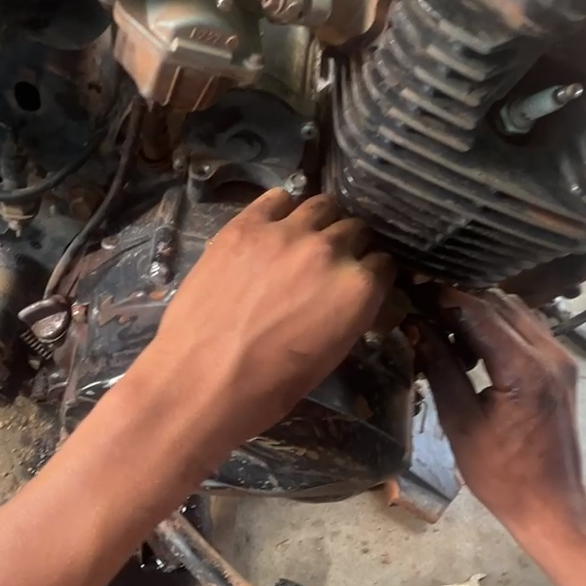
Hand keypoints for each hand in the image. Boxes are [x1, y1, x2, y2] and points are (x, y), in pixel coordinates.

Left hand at [129, 189, 394, 453]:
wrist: (201, 380)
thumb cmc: (268, 387)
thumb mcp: (328, 357)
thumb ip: (349, 316)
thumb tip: (351, 300)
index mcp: (358, 289)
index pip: (384, 264)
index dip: (373, 275)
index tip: (362, 282)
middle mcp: (330, 251)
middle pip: (356, 229)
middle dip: (350, 246)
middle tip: (331, 263)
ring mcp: (285, 232)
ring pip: (322, 205)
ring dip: (322, 221)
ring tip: (307, 238)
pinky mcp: (245, 225)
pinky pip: (277, 198)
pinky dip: (282, 209)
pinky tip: (274, 226)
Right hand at [416, 287, 585, 548]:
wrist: (551, 503)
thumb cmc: (500, 474)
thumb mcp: (460, 421)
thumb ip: (440, 367)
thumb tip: (415, 326)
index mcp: (524, 368)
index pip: (477, 312)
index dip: (441, 298)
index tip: (410, 291)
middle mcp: (550, 352)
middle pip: (498, 304)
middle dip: (458, 301)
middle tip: (420, 307)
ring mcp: (561, 357)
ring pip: (515, 311)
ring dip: (478, 311)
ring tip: (441, 326)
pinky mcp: (562, 365)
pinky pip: (527, 328)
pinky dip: (497, 326)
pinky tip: (471, 343)